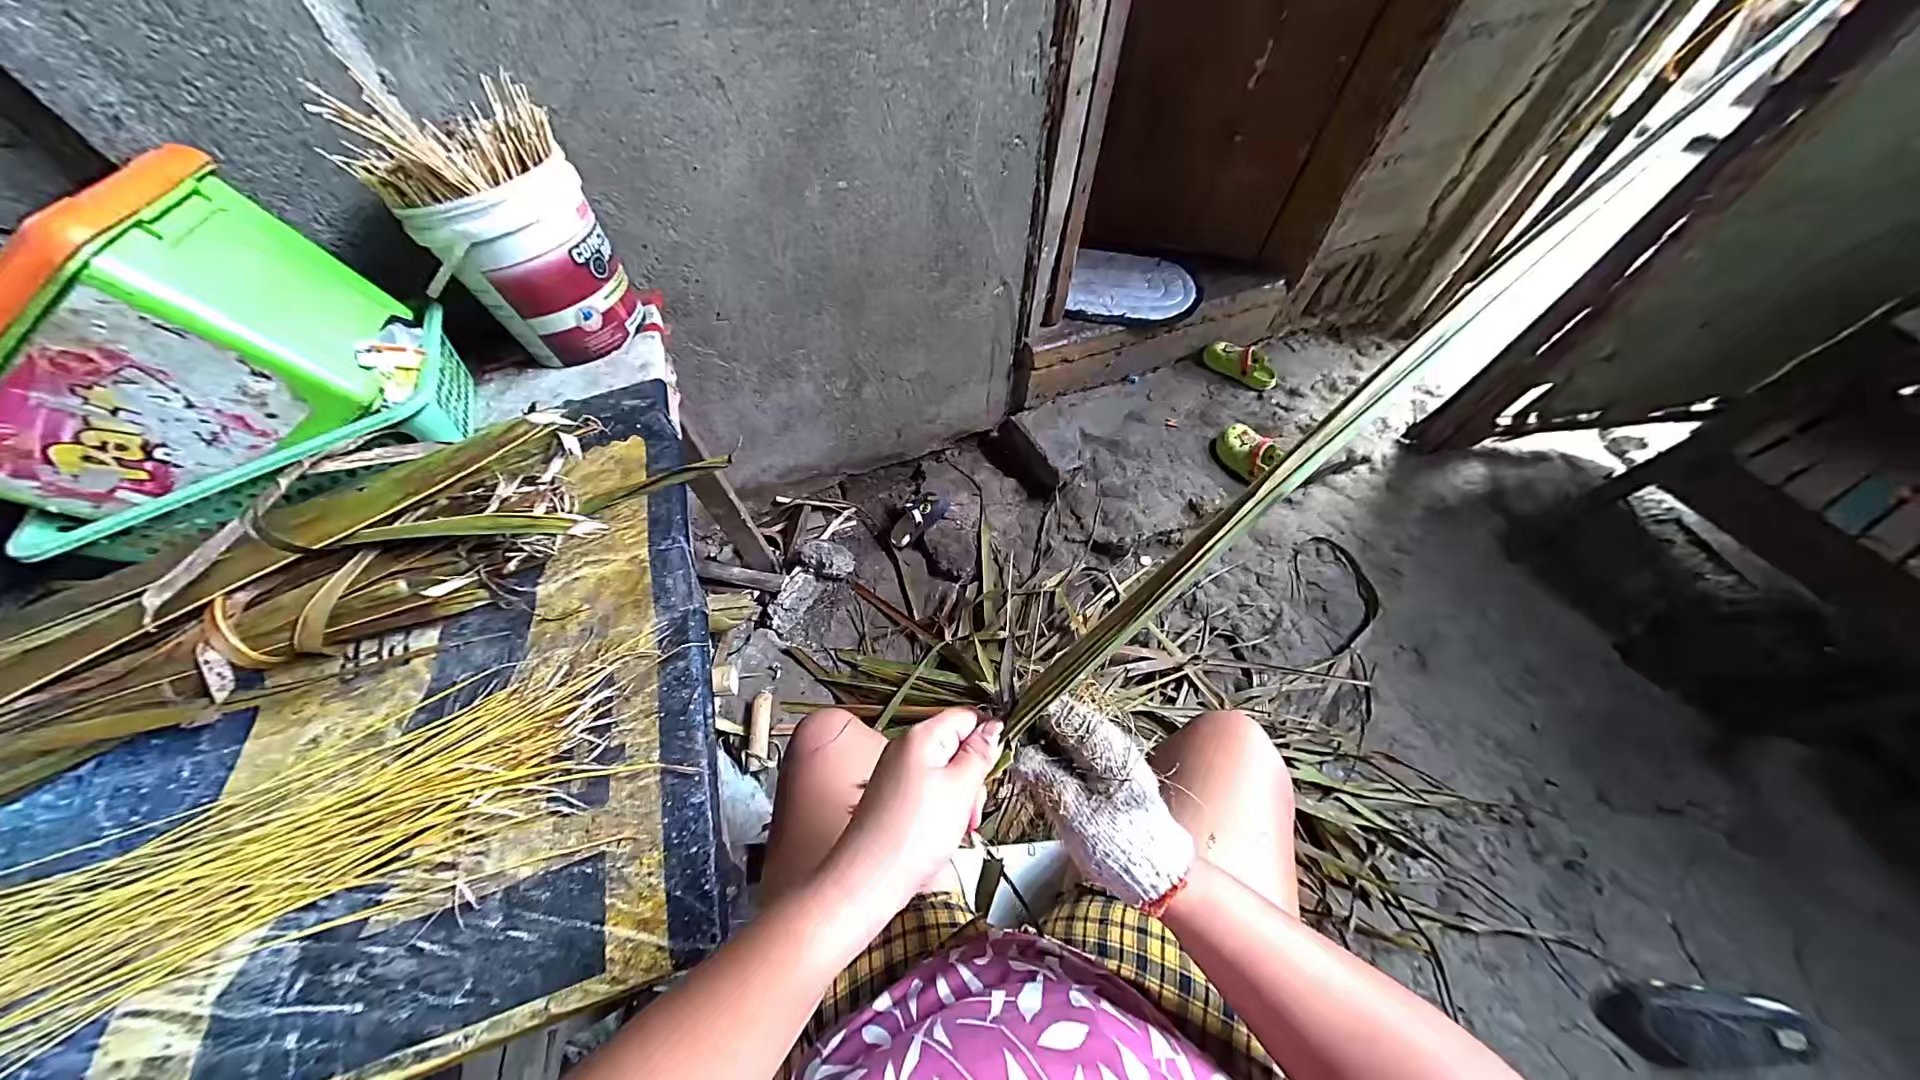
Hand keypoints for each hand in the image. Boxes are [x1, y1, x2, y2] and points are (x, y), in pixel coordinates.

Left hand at [817, 708, 1001, 914]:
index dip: (986, 738)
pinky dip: (943, 812)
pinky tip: (941, 835)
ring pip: (946, 774)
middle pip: (956, 747)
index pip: (966, 717)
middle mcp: (904, 749)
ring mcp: (896, 775)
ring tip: (957, 828)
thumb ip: (980, 753)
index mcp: (920, 737)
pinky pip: (930, 794)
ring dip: (961, 799)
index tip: (993, 766)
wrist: (868, 881)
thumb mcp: (961, 788)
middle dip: (973, 777)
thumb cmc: (912, 835)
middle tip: (971, 808)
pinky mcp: (893, 799)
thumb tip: (994, 726)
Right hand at [1011, 698, 1194, 911]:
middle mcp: (1108, 742)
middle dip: (1031, 730)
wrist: (1157, 875)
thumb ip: (1044, 777)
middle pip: (1061, 720)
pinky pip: (1070, 756)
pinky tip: (1035, 775)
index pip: (1062, 710)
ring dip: (1039, 746)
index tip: (1004, 719)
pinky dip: (1051, 762)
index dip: (1030, 711)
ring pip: (1063, 738)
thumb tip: (1016, 751)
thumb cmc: (1119, 843)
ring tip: (1015, 762)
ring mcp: (1107, 757)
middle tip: (1004, 746)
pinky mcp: (1103, 774)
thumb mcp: (1075, 812)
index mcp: (1105, 743)